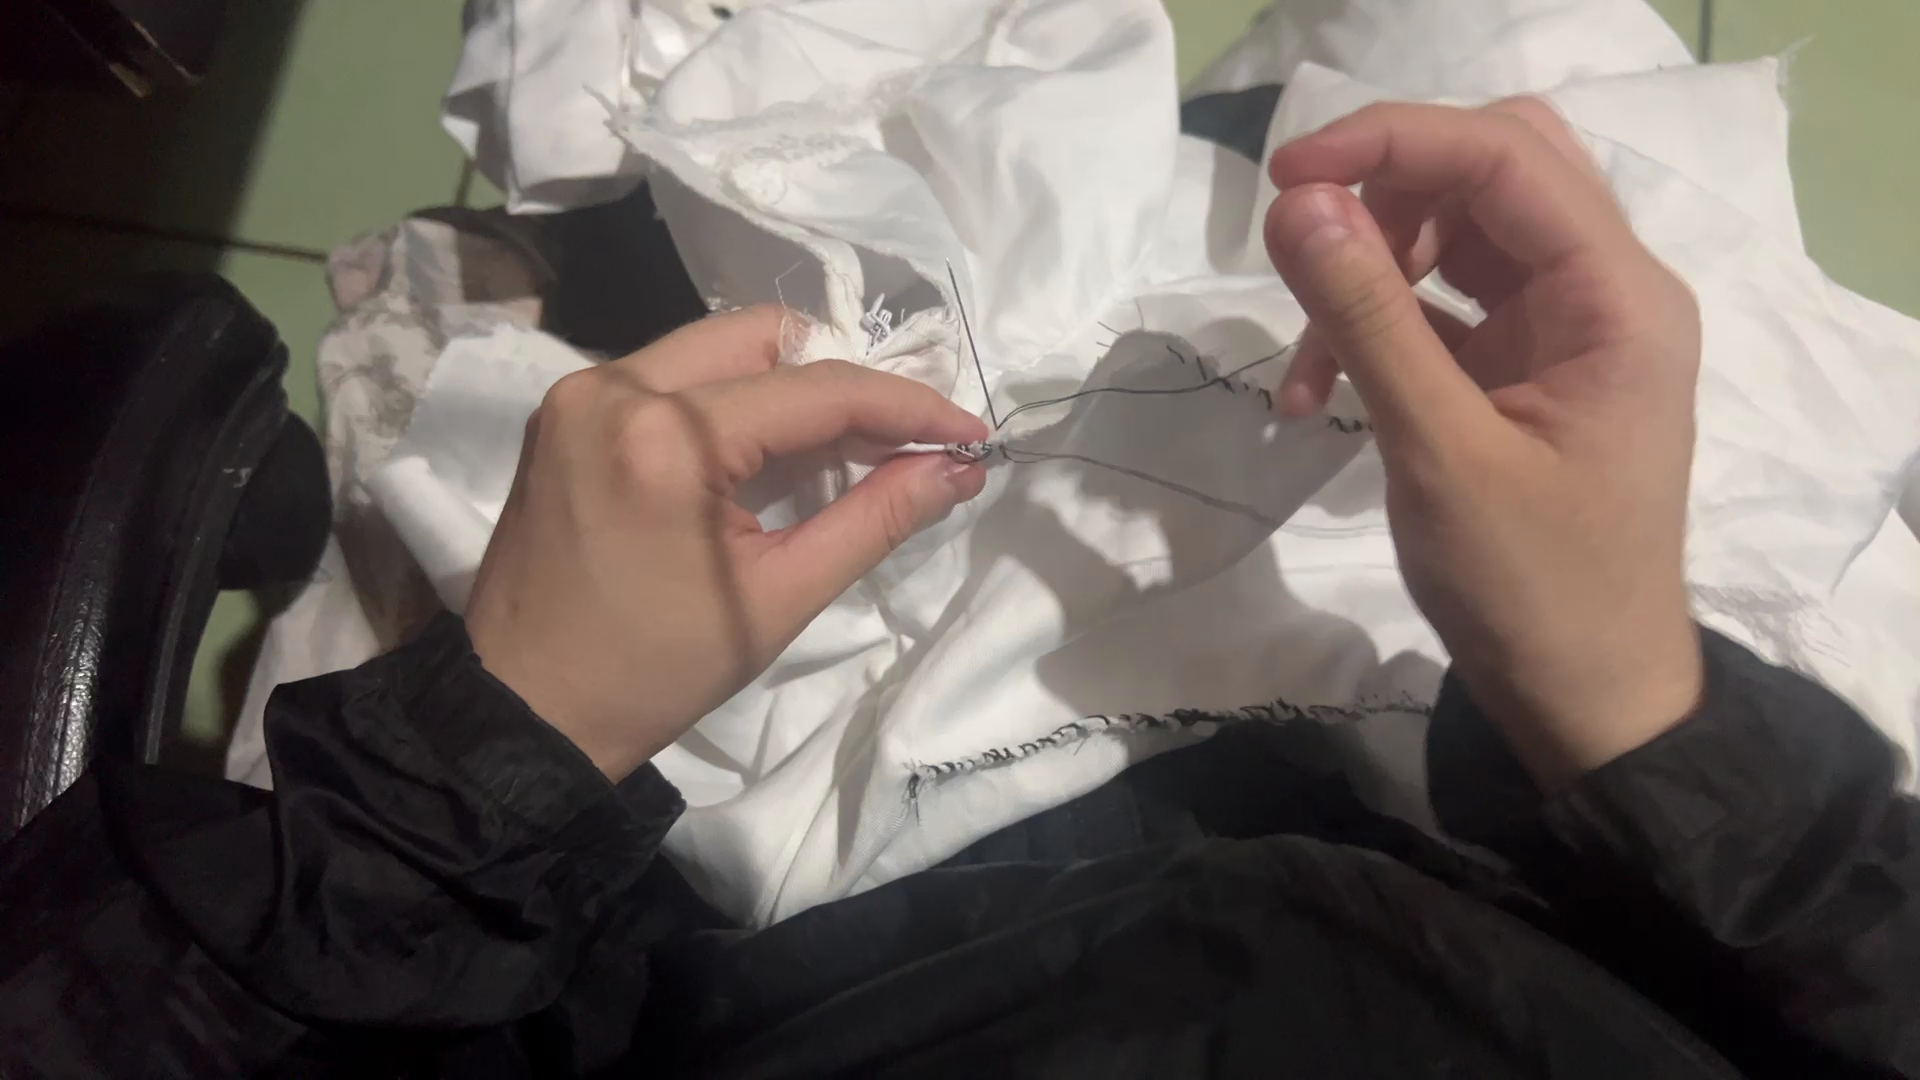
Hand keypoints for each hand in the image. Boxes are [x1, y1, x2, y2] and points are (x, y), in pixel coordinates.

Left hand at [465, 307, 987, 781]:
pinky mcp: (570, 411)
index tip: (966, 432)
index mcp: (666, 437)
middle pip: (766, 337)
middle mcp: (614, 385)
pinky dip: (744, 400)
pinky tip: (774, 450)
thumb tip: (955, 469)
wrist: (525, 713)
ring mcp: (581, 391)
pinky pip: (681, 376)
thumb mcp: (782, 597)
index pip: (816, 390)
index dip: (907, 406)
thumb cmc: (657, 671)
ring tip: (852, 445)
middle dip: (849, 379)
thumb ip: (877, 519)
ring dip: (797, 386)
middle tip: (902, 437)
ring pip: (723, 348)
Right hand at [1263, 100, 1704, 785]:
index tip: (1282, 180)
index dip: (1388, 144)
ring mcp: (1552, 333)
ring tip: (1302, 377)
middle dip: (1380, 200)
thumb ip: (1367, 320)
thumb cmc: (1525, 578)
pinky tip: (1318, 397)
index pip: (1502, 158)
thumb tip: (1297, 210)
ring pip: (1448, 247)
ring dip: (1361, 286)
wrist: (1574, 683)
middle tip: (1296, 248)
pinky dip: (1367, 338)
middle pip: (1486, 178)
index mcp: (1613, 296)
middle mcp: (1595, 291)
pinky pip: (1431, 316)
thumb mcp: (1435, 447)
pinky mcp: (1510, 373)